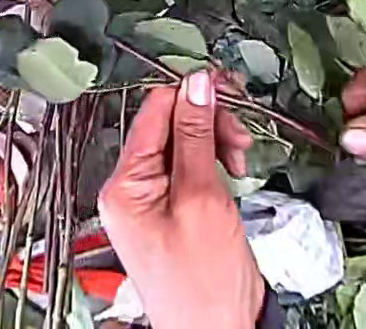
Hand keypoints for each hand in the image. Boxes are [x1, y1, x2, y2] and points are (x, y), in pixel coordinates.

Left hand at [98, 71, 263, 328]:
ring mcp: (154, 195)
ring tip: (239, 154)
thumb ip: (196, 135)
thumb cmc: (205, 283)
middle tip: (238, 128)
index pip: (154, 110)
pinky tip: (233, 166)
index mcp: (125, 184)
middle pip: (171, 121)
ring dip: (217, 135)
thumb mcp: (200, 198)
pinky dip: (216, 155)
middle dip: (208, 118)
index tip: (223, 86)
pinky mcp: (176, 202)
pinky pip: (193, 159)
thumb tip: (196, 83)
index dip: (190, 93)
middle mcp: (133, 185)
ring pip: (185, 136)